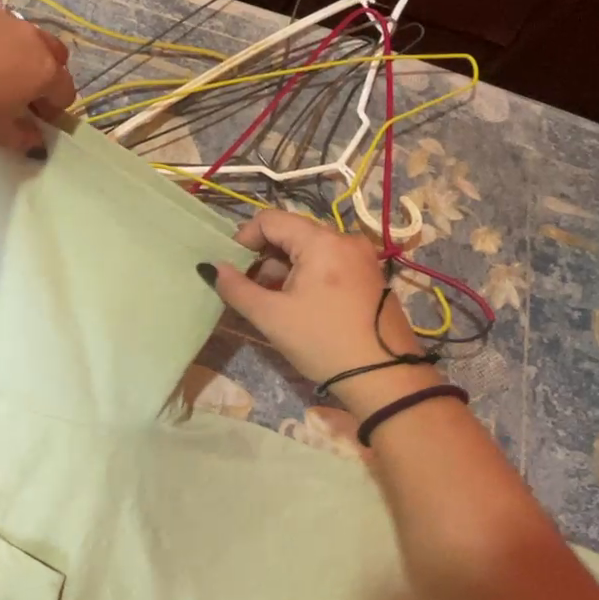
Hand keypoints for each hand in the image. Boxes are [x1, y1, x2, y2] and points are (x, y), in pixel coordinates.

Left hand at [0, 0, 76, 152]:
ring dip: (14, 49)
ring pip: (20, 32)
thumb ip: (25, 138)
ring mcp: (2, 15)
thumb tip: (38, 142)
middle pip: (52, 53)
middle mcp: (31, 37)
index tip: (38, 118)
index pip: (64, 91)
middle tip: (20, 89)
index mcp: (44, 70)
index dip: (54, 108)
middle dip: (44, 71)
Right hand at [202, 210, 438, 414]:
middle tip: (248, 287)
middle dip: (263, 256)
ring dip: (283, 268)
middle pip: (290, 232)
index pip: (270, 220)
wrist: (386, 380)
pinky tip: (298, 304)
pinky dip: (306, 275)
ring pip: (308, 249)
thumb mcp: (271, 317)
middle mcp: (344, 240)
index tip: (231, 267)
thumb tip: (212, 267)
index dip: (244, 238)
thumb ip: (236, 287)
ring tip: (271, 301)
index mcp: (321, 241)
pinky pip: (327, 262)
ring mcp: (361, 257)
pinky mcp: (369, 276)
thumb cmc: (323, 342)